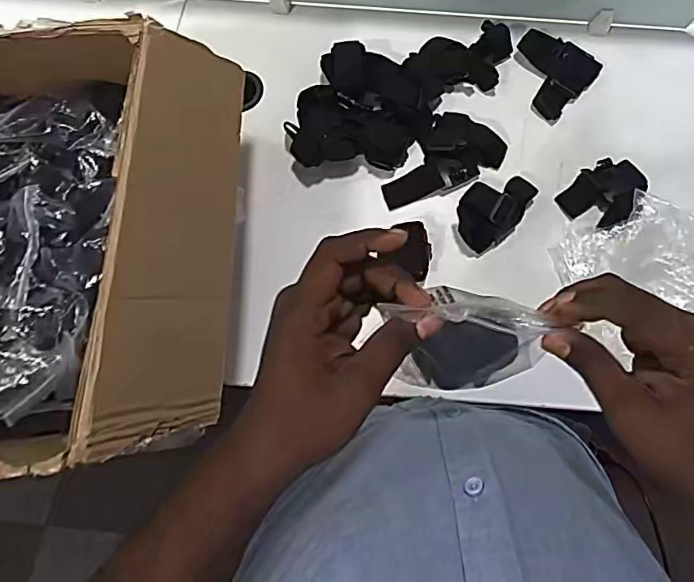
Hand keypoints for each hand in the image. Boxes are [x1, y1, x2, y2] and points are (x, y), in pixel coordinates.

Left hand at [233, 228, 436, 478]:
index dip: (368, 242)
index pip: (334, 255)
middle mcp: (302, 303)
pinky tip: (398, 317)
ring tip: (415, 309)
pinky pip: (349, 305)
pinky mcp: (317, 330)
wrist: (267, 452)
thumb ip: (394, 344)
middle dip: (388, 277)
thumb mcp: (356, 385)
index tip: (398, 241)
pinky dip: (375, 307)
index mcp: (302, 307)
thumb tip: (426, 319)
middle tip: (420, 301)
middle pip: (350, 269)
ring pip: (353, 286)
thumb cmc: (300, 422)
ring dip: (384, 292)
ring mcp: (309, 316)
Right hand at [539, 274, 693, 508]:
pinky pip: (631, 315)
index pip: (622, 301)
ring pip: (625, 300)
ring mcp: (682, 331)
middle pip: (623, 293)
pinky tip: (584, 327)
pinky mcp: (673, 340)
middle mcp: (688, 326)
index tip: (549, 314)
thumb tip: (557, 335)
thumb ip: (590, 363)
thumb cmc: (685, 455)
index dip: (580, 303)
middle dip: (581, 301)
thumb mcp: (627, 410)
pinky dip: (603, 318)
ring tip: (560, 322)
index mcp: (684, 338)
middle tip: (548, 316)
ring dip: (590, 307)